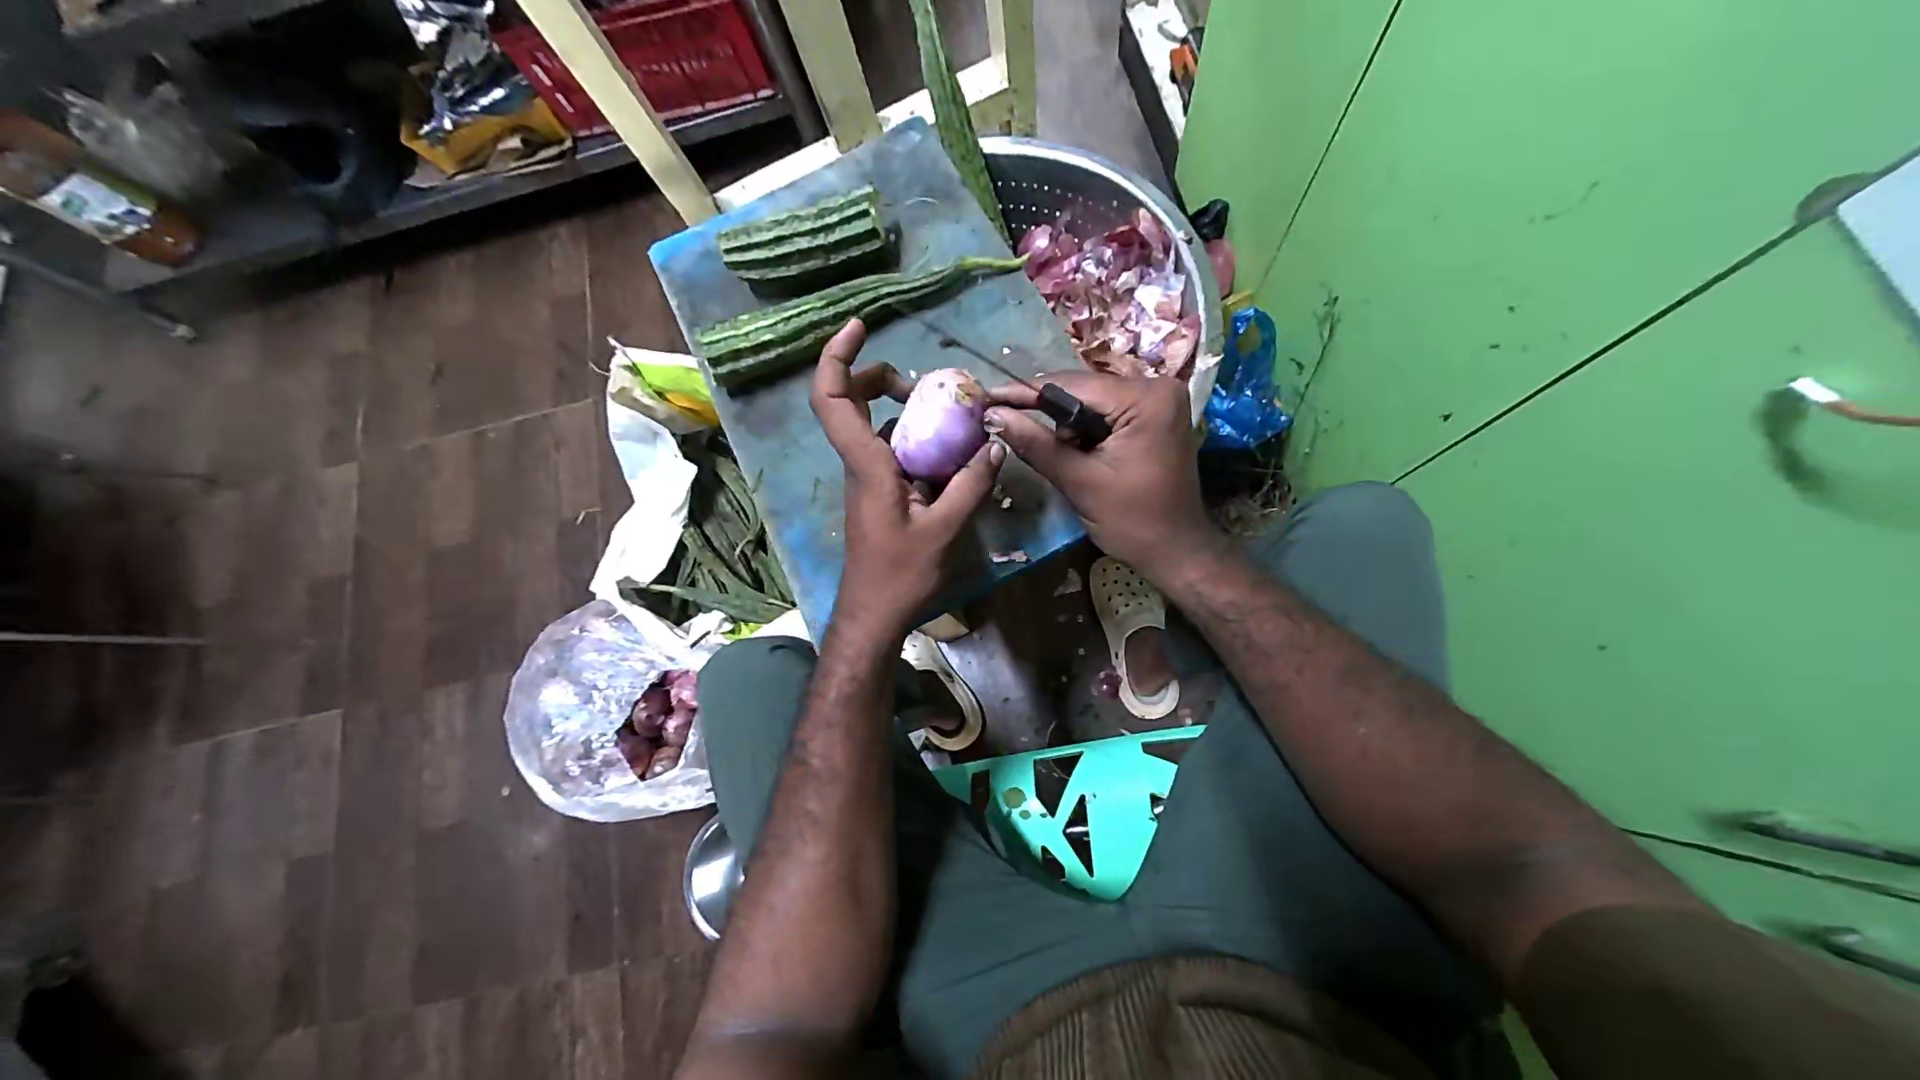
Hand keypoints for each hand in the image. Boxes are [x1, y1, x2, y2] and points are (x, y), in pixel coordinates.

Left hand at [811, 320, 1005, 638]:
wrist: (873, 614)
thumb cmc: (900, 575)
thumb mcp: (944, 530)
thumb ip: (971, 484)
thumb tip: (995, 444)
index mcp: (866, 465)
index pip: (832, 399)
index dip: (837, 356)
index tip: (858, 325)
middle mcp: (860, 464)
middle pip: (851, 403)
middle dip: (878, 378)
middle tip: (917, 382)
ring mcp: (868, 478)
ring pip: (877, 428)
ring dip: (906, 412)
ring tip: (950, 414)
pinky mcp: (880, 492)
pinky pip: (893, 452)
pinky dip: (917, 441)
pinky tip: (951, 453)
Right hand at [986, 371, 1221, 580]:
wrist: (1176, 551)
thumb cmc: (1132, 521)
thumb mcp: (1079, 481)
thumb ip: (1035, 443)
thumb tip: (993, 414)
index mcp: (1146, 398)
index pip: (1073, 385)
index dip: (1026, 393)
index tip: (989, 398)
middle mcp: (1157, 387)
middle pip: (1083, 389)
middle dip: (1048, 412)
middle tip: (1009, 425)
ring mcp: (1159, 400)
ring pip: (1092, 400)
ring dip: (1067, 425)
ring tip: (1062, 458)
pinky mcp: (1155, 416)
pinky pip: (1107, 412)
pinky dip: (1085, 430)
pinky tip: (1078, 454)